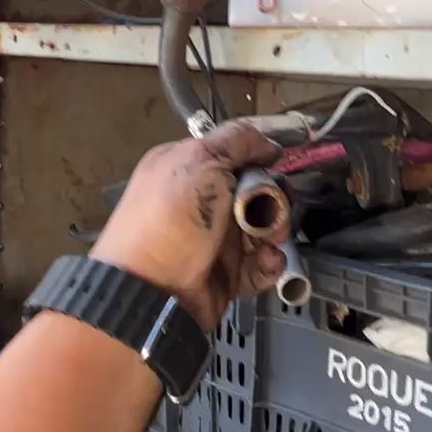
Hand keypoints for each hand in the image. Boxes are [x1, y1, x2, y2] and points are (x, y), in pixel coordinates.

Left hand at [90, 123, 287, 327]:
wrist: (155, 290)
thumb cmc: (171, 219)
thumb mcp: (199, 160)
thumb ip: (237, 140)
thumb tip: (269, 142)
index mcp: (192, 170)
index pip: (239, 156)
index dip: (261, 159)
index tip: (276, 163)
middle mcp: (206, 203)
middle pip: (261, 192)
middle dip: (275, 200)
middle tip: (271, 209)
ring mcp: (219, 239)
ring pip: (267, 228)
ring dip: (276, 232)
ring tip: (268, 240)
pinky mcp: (231, 273)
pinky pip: (264, 263)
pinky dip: (270, 263)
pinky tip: (264, 260)